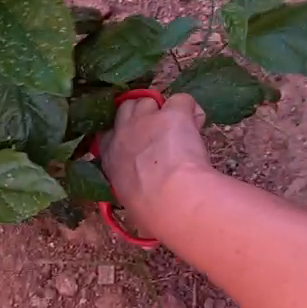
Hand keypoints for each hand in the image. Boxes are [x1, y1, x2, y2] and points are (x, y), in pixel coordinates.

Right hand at [99, 93, 213, 236]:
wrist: (171, 196)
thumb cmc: (149, 209)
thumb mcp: (129, 200)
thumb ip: (130, 187)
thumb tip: (143, 196)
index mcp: (110, 157)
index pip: (108, 134)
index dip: (123, 132)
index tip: (136, 142)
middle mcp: (124, 132)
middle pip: (128, 106)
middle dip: (142, 113)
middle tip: (159, 130)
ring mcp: (148, 119)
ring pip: (151, 99)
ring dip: (164, 109)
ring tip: (181, 128)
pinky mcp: (173, 113)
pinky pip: (183, 100)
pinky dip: (192, 111)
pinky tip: (198, 126)